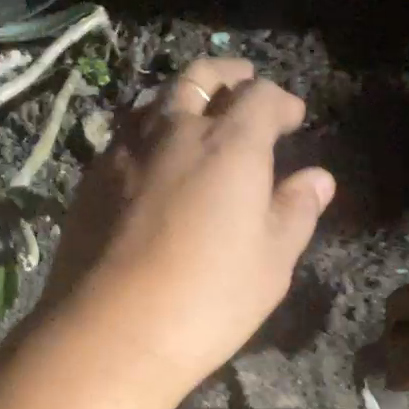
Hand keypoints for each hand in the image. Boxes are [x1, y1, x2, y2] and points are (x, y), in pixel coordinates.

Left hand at [44, 58, 334, 397]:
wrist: (114, 332)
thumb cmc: (209, 300)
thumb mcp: (271, 263)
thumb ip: (296, 212)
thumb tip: (318, 178)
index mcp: (230, 145)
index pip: (261, 97)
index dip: (281, 101)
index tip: (292, 116)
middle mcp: (175, 131)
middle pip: (200, 79)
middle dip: (227, 76)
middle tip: (241, 81)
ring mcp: (125, 151)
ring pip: (156, 101)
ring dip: (182, 97)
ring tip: (194, 112)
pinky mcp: (91, 180)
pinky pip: (125, 136)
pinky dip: (148, 132)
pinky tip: (152, 157)